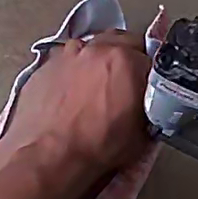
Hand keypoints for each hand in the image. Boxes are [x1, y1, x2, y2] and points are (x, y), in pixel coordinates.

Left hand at [1, 30, 150, 180]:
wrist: (48, 157)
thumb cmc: (93, 146)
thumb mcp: (140, 135)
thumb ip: (149, 110)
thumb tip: (151, 108)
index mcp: (125, 61)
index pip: (150, 56)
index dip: (151, 74)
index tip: (148, 86)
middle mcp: (96, 50)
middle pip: (121, 41)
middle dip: (128, 57)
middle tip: (127, 80)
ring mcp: (68, 55)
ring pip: (92, 47)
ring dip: (99, 60)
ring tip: (98, 86)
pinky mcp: (46, 66)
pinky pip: (66, 61)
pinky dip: (73, 72)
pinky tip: (73, 94)